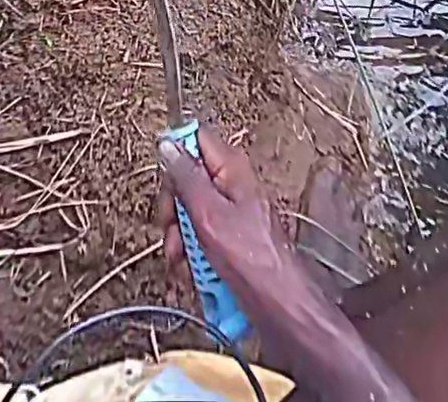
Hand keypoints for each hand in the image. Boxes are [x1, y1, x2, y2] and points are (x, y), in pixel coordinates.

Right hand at [156, 125, 305, 311]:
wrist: (280, 307)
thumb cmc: (250, 260)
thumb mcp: (207, 213)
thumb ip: (185, 176)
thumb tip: (167, 144)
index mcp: (230, 166)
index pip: (193, 139)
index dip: (174, 157)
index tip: (167, 184)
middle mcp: (231, 181)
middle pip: (187, 177)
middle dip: (174, 206)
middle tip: (172, 230)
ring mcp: (232, 209)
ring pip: (191, 208)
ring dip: (180, 234)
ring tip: (181, 259)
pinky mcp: (231, 234)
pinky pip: (202, 231)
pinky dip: (192, 249)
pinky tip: (191, 269)